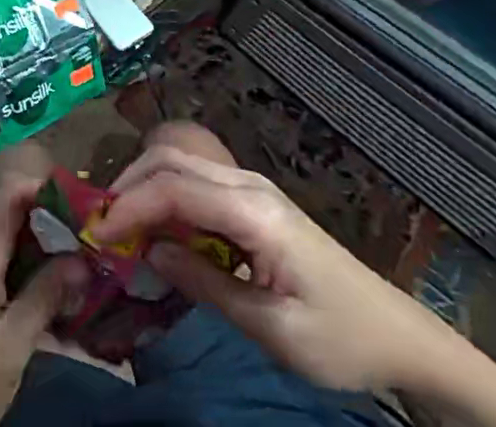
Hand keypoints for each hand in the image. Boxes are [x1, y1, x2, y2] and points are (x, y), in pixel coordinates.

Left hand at [0, 174, 89, 426]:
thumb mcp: (13, 342)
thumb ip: (46, 293)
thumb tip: (82, 257)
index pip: (13, 191)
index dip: (49, 188)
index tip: (86, 205)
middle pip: (11, 208)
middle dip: (51, 216)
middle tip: (91, 235)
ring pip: (4, 231)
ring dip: (39, 239)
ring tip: (79, 257)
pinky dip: (22, 258)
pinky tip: (49, 281)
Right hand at [99, 147, 495, 426]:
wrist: (398, 335)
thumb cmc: (340, 339)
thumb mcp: (271, 329)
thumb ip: (206, 285)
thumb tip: (150, 252)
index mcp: (254, 212)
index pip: (174, 187)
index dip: (128, 206)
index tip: (97, 235)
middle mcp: (249, 185)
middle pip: (170, 158)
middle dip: (127, 185)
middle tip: (102, 228)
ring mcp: (251, 188)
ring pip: (179, 162)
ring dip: (143, 187)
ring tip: (121, 229)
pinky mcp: (251, 200)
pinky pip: (195, 181)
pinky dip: (164, 196)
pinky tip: (156, 229)